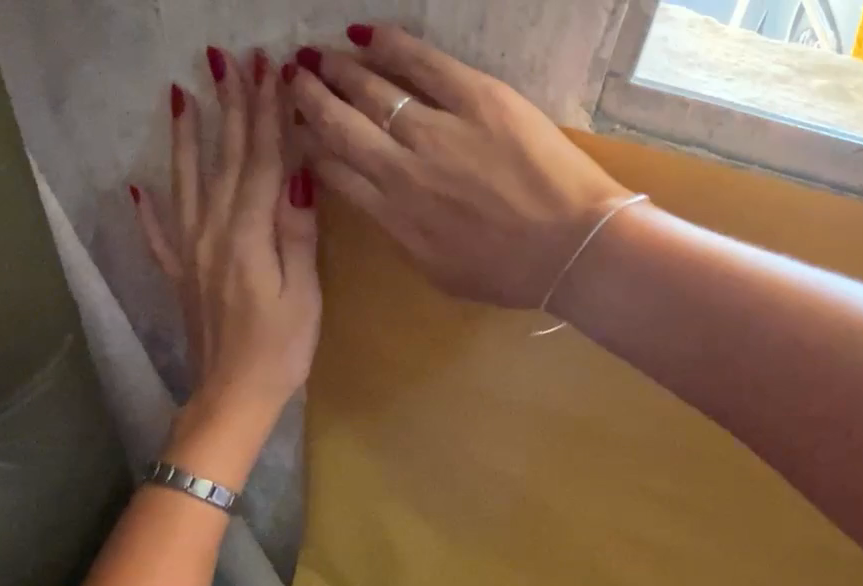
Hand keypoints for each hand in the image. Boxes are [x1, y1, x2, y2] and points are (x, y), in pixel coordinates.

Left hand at [133, 48, 321, 426]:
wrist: (233, 396)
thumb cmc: (280, 351)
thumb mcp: (304, 294)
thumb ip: (297, 234)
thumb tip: (297, 175)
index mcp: (248, 235)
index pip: (261, 160)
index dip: (266, 113)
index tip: (271, 68)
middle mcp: (212, 233)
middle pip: (224, 161)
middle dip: (231, 108)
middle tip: (230, 60)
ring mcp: (190, 254)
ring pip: (186, 183)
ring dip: (186, 139)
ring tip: (181, 95)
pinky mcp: (180, 277)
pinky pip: (159, 235)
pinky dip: (147, 209)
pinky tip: (136, 185)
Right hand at [291, 26, 630, 308]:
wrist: (571, 248)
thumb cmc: (510, 273)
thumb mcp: (441, 271)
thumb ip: (404, 236)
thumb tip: (384, 207)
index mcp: (396, 219)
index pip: (336, 175)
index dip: (309, 150)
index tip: (295, 134)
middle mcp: (403, 172)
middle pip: (341, 128)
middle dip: (310, 102)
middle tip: (291, 81)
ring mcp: (437, 132)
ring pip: (372, 92)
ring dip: (338, 71)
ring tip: (316, 57)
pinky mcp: (476, 98)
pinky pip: (422, 62)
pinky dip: (389, 45)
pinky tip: (364, 34)